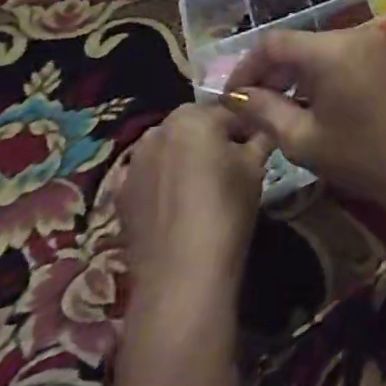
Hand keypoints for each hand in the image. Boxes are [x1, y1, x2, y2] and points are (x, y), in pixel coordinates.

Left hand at [116, 103, 272, 292]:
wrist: (182, 274)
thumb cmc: (226, 210)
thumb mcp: (255, 169)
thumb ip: (260, 139)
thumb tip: (264, 129)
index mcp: (192, 117)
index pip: (230, 111)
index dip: (249, 127)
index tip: (260, 147)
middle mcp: (156, 131)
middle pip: (195, 127)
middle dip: (214, 141)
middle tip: (235, 169)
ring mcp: (134, 162)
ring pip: (170, 150)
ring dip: (187, 160)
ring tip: (206, 190)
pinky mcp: (121, 194)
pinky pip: (151, 177)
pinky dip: (165, 183)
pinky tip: (181, 207)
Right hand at [222, 28, 385, 213]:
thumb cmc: (361, 157)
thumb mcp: (302, 139)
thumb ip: (262, 110)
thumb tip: (234, 96)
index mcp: (331, 51)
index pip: (273, 43)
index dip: (246, 67)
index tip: (231, 96)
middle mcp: (353, 34)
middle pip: (296, 43)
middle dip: (271, 72)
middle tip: (251, 106)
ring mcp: (373, 41)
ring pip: (318, 49)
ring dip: (295, 73)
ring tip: (278, 107)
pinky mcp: (385, 53)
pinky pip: (341, 54)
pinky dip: (320, 72)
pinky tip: (311, 100)